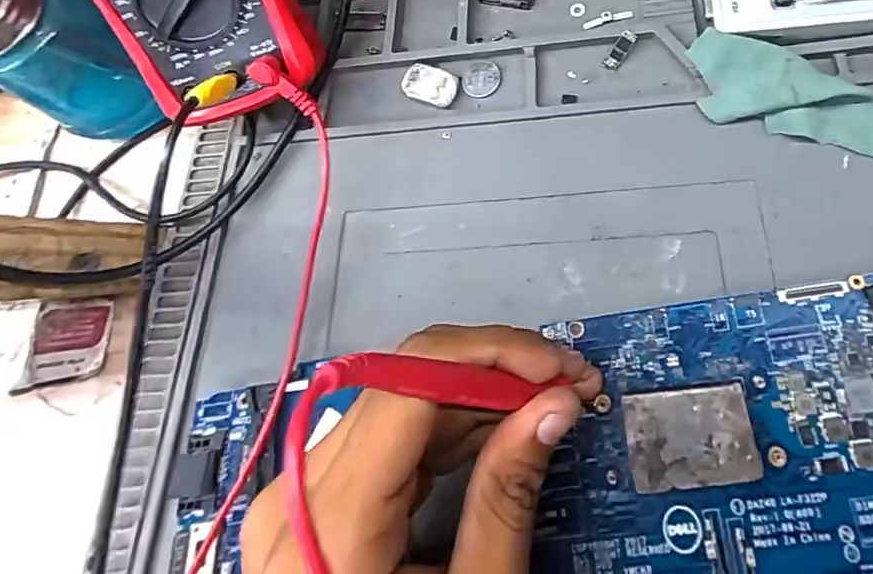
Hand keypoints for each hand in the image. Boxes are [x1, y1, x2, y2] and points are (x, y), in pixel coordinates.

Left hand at [238, 324, 602, 573]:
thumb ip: (505, 500)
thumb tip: (555, 404)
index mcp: (330, 517)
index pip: (413, 380)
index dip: (493, 355)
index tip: (559, 369)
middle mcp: (302, 483)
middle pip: (411, 377)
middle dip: (500, 369)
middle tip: (570, 381)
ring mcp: (306, 485)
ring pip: (407, 394)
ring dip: (485, 389)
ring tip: (548, 401)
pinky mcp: (321, 491)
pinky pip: (396, 430)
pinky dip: (456, 422)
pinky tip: (505, 427)